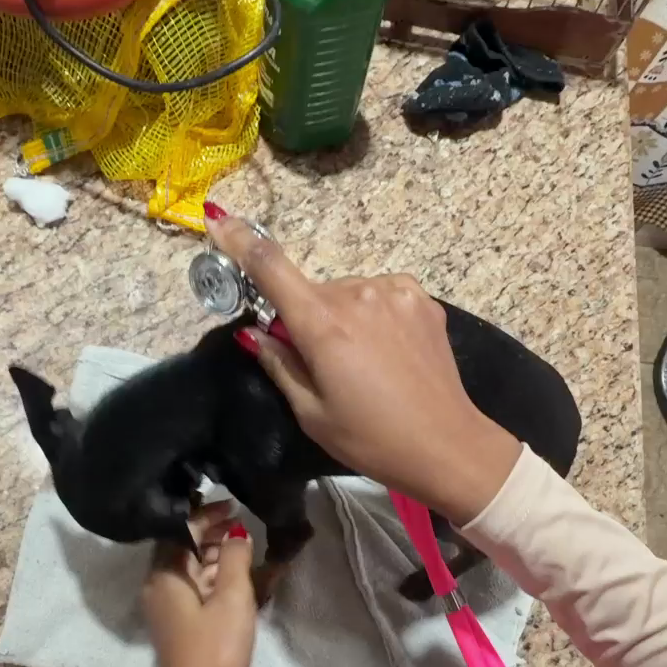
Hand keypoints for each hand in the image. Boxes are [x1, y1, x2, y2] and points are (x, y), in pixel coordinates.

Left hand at [144, 503, 256, 666]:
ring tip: (243, 540)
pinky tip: (235, 572)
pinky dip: (212, 574)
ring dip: (212, 552)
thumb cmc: (216, 648)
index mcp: (162, 576)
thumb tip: (236, 530)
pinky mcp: (178, 624)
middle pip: (180, 547)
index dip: (204, 514)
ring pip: (188, 567)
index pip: (178, 530)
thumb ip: (235, 557)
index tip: (232, 503)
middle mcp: (157, 586)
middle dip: (209, 530)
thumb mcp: (232, 597)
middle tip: (240, 518)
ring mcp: (165, 607)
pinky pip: (193, 587)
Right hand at [209, 215, 520, 523]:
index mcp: (324, 324)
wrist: (447, 445)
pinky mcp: (422, 298)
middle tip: (323, 366)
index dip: (240, 241)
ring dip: (342, 318)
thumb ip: (280, 364)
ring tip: (364, 366)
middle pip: (312, 292)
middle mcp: (358, 294)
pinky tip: (388, 352)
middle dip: (306, 319)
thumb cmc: (372, 439)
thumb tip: (254, 333)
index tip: (219, 221)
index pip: (271, 268)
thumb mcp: (312, 414)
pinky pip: (379, 296)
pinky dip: (373, 316)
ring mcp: (395, 291)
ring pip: (348, 295)